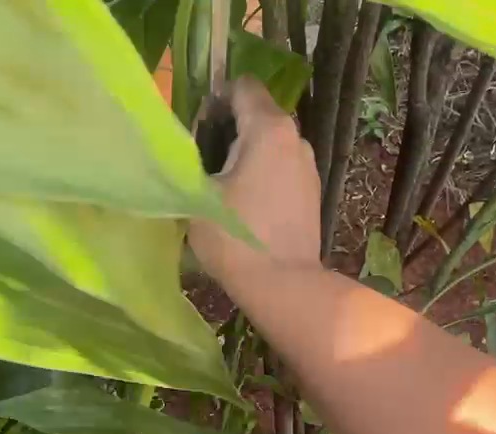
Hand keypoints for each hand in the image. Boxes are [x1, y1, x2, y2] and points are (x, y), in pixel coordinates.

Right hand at [188, 77, 321, 286]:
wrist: (282, 284)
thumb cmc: (234, 237)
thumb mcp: (197, 196)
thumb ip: (189, 162)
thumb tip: (184, 150)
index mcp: (268, 128)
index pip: (243, 87)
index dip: (216, 99)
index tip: (196, 128)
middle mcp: (295, 138)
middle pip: (257, 118)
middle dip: (228, 133)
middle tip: (202, 165)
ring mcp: (308, 167)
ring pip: (269, 148)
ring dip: (245, 160)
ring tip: (222, 192)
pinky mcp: (311, 194)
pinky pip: (280, 173)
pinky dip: (261, 181)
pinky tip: (246, 211)